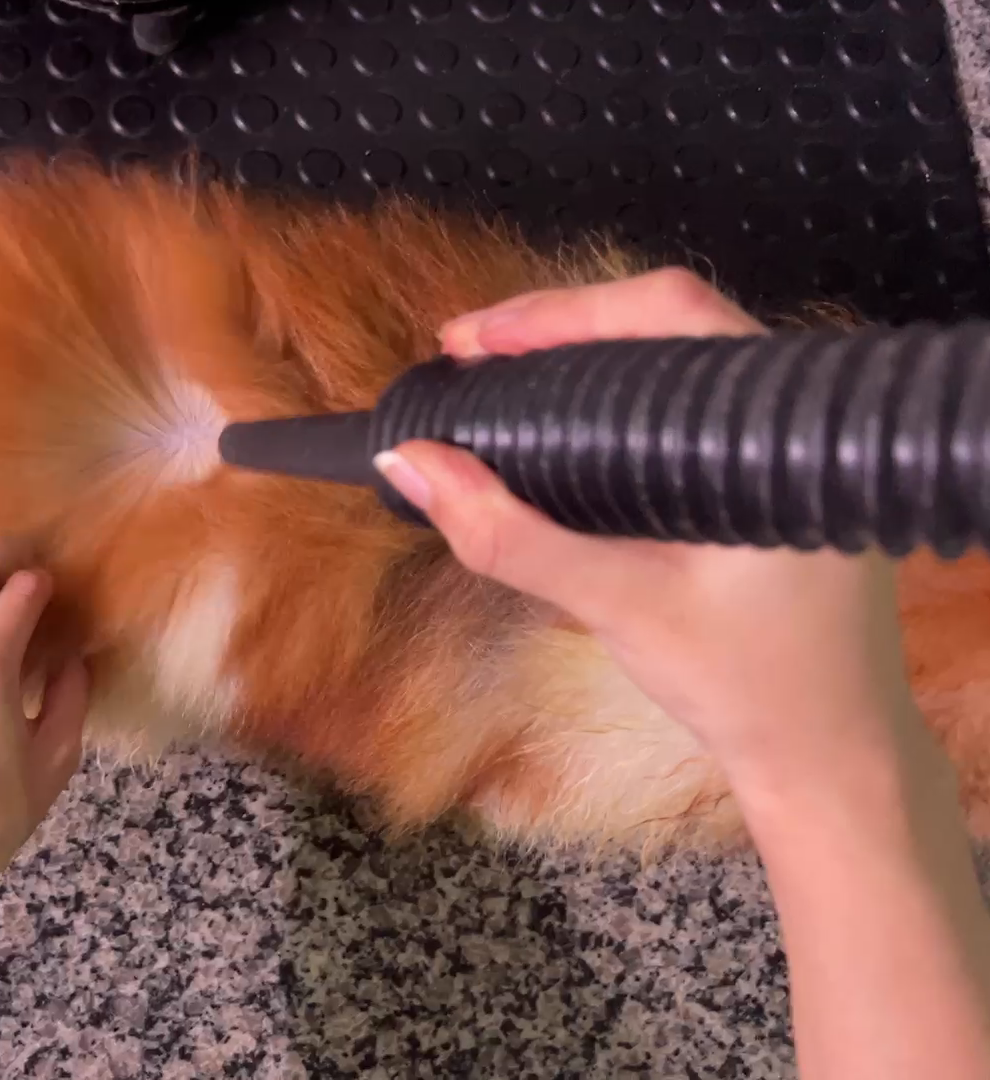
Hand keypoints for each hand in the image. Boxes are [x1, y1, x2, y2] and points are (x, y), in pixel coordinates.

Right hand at [375, 269, 925, 792]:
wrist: (819, 749)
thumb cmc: (738, 677)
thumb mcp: (612, 603)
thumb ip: (507, 535)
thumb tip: (406, 462)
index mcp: (785, 425)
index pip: (671, 314)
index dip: (557, 312)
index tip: (466, 341)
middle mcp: (787, 413)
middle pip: (662, 323)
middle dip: (550, 327)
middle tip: (461, 355)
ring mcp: (769, 443)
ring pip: (660, 362)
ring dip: (566, 361)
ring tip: (486, 378)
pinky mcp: (746, 472)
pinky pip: (660, 405)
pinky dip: (590, 401)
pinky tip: (544, 421)